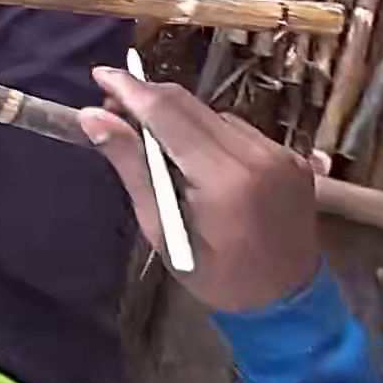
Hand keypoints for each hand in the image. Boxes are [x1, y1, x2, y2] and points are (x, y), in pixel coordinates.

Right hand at [78, 67, 321, 312]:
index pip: (165, 112)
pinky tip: (191, 153)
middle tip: (113, 107)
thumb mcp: (159, 226)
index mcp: (225, 177)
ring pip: (206, 111)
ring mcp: (279, 155)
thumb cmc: (215, 273)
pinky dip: (201, 129)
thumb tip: (92, 115)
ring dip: (172, 114)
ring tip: (151, 138)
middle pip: (185, 103)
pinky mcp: (290, 157)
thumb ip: (128, 163)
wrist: (291, 308)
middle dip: (144, 96)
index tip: (99, 74)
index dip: (128, 88)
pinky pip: (230, 125)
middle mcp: (257, 156)